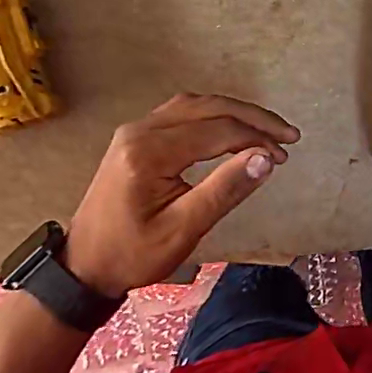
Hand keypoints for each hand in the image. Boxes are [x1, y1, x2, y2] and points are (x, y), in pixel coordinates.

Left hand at [63, 93, 299, 296]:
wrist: (83, 267)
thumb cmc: (133, 255)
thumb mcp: (183, 229)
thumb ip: (225, 189)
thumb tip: (266, 158)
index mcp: (150, 152)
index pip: (217, 130)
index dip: (256, 139)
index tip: (284, 156)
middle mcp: (141, 131)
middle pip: (208, 107)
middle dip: (253, 118)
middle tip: (288, 134)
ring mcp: (136, 131)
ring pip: (196, 105)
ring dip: (235, 113)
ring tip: (267, 129)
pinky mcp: (137, 138)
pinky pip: (183, 113)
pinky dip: (215, 116)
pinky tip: (233, 129)